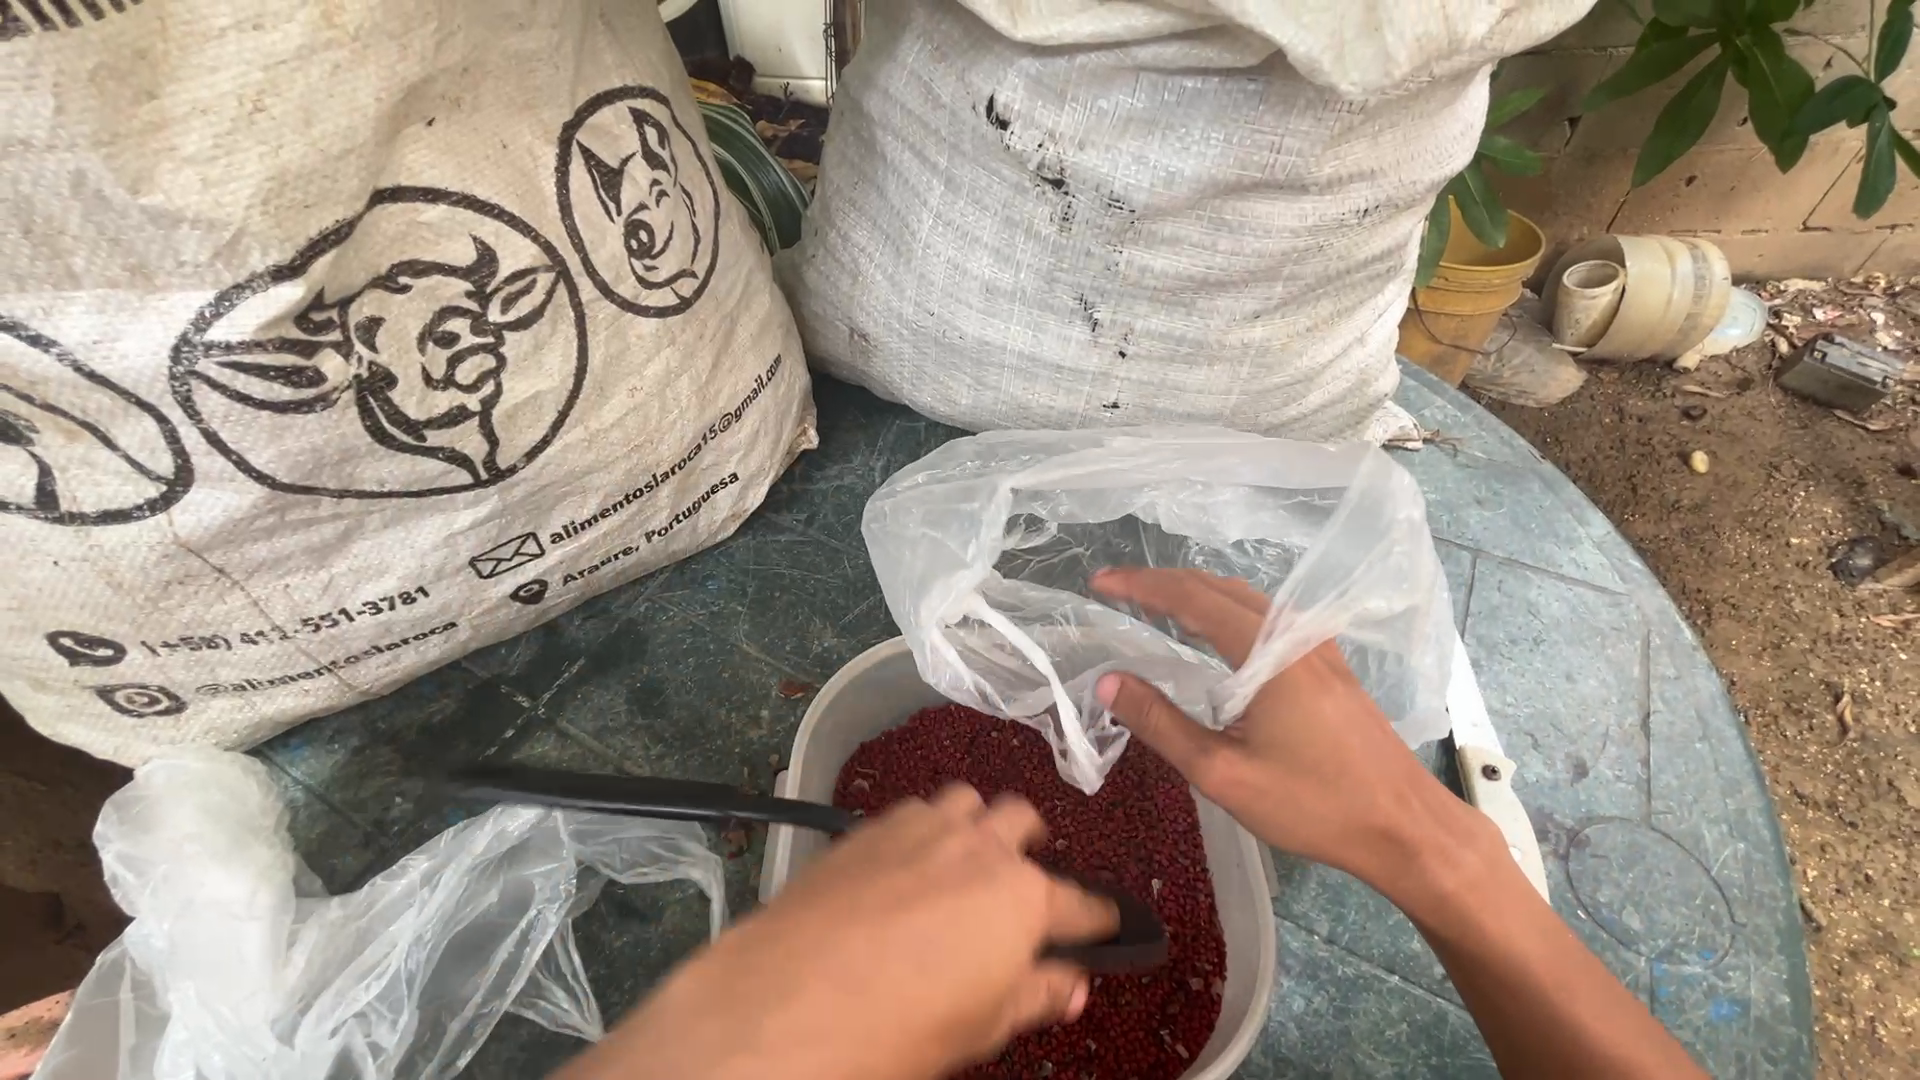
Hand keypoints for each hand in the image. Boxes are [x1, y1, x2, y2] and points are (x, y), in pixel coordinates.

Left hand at [558, 785, 1117, 1079]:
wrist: (789, 1000)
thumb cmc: (902, 1027)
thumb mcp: (983, 1027)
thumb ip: (1035, 994)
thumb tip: (1071, 983)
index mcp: (1021, 896)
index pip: (1080, 903)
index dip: (1097, 917)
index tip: (1103, 924)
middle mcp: (979, 844)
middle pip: (1021, 820)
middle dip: (1030, 845)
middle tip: (1020, 883)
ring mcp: (923, 824)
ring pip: (966, 801)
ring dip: (974, 825)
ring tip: (962, 860)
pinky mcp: (873, 822)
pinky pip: (916, 810)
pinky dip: (925, 828)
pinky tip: (907, 863)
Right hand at [1086, 568, 1708, 1079]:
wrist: (1408, 828)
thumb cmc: (1313, 804)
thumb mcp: (1222, 772)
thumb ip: (1160, 722)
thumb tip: (1107, 682)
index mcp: (1267, 652)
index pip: (1190, 597)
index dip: (1140, 585)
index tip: (1098, 582)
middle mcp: (1294, 633)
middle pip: (1217, 587)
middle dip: (1161, 582)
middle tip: (1115, 589)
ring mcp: (1318, 645)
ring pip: (1245, 597)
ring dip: (1194, 591)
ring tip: (1152, 602)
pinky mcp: (1329, 663)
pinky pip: (1266, 615)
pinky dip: (1224, 608)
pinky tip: (1212, 630)